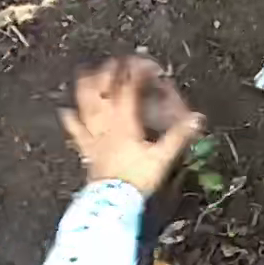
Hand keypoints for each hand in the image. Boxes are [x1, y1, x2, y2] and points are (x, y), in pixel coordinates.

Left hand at [59, 56, 203, 196]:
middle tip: (115, 63)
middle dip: (108, 74)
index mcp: (125, 122)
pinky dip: (71, 119)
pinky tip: (66, 111)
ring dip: (86, 88)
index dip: (136, 73)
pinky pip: (76, 130)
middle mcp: (106, 124)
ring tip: (86, 73)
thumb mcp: (162, 157)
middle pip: (102, 91)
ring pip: (85, 105)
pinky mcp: (86, 149)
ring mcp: (93, 136)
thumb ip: (179, 136)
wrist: (113, 202)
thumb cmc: (137, 179)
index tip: (144, 63)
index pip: (129, 90)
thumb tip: (197, 120)